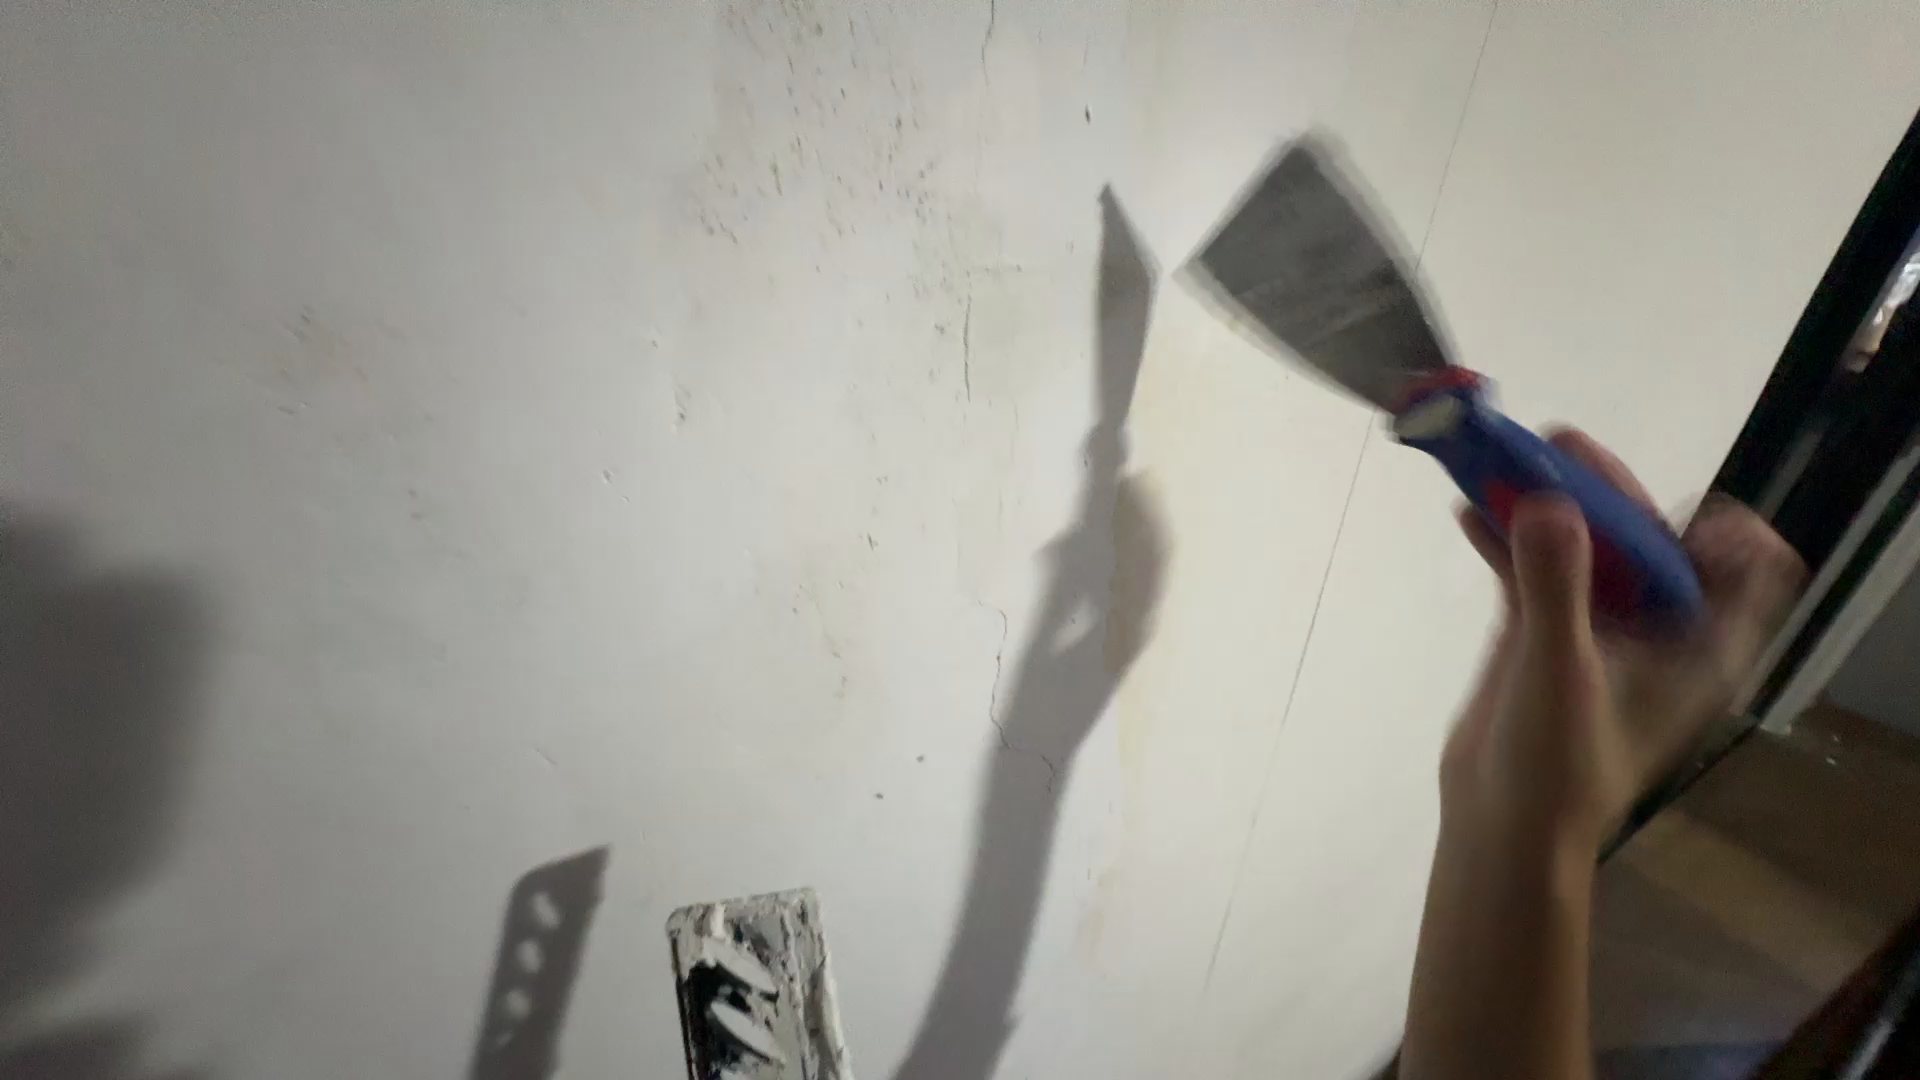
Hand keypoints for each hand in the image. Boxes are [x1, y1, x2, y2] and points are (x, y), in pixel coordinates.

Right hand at [1439, 429, 1804, 850]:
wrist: (1504, 817)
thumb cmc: (1558, 758)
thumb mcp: (1561, 668)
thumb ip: (1554, 584)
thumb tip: (1543, 502)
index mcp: (1696, 643)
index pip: (1744, 566)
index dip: (1718, 526)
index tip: (1659, 501)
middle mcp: (1653, 629)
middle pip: (1644, 542)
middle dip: (1603, 494)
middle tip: (1555, 446)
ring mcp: (1592, 631)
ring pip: (1579, 552)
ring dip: (1543, 511)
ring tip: (1500, 466)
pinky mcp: (1539, 637)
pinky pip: (1528, 575)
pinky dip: (1501, 544)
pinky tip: (1467, 514)